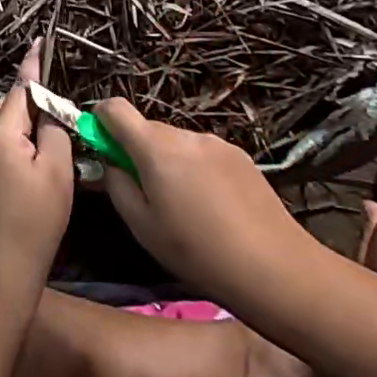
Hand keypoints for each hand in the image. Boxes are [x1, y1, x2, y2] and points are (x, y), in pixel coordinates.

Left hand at [0, 40, 73, 296]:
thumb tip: (47, 110)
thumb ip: (53, 131)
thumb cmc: (34, 221)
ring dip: (24, 120)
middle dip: (31, 97)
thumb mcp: (56, 171)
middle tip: (59, 95)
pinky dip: (16, 139)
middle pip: (8, 107)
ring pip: (2, 126)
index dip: (32, 65)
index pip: (19, 88)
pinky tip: (32, 151)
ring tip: (50, 121)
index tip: (39, 41)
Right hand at [95, 97, 319, 298]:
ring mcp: (216, 142)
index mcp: (155, 148)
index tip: (101, 146)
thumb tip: (111, 163)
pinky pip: (202, 152)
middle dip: (136, 150)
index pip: (115, 109)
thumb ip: (116, 185)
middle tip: (144, 192)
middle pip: (147, 128)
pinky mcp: (240, 155)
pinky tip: (211, 206)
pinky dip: (194, 169)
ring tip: (183, 206)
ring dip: (167, 161)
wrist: (275, 268)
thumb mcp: (142, 226)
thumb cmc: (197, 252)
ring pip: (176, 142)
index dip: (100, 120)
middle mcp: (185, 135)